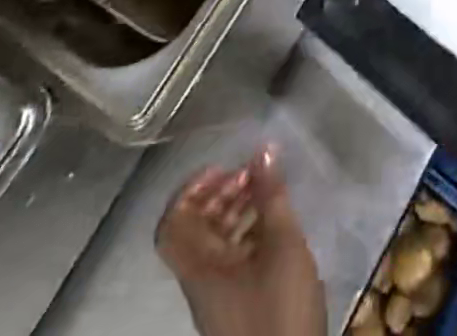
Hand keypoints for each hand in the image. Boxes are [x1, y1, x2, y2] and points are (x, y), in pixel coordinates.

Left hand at [157, 146, 324, 335]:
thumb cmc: (279, 308)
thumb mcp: (282, 245)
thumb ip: (272, 195)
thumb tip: (265, 148)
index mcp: (199, 267)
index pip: (174, 223)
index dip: (192, 190)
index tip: (224, 167)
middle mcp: (201, 281)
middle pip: (196, 230)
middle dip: (221, 195)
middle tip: (253, 174)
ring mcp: (220, 298)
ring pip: (217, 245)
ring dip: (237, 212)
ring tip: (269, 192)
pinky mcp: (239, 308)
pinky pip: (234, 260)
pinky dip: (249, 235)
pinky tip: (276, 226)